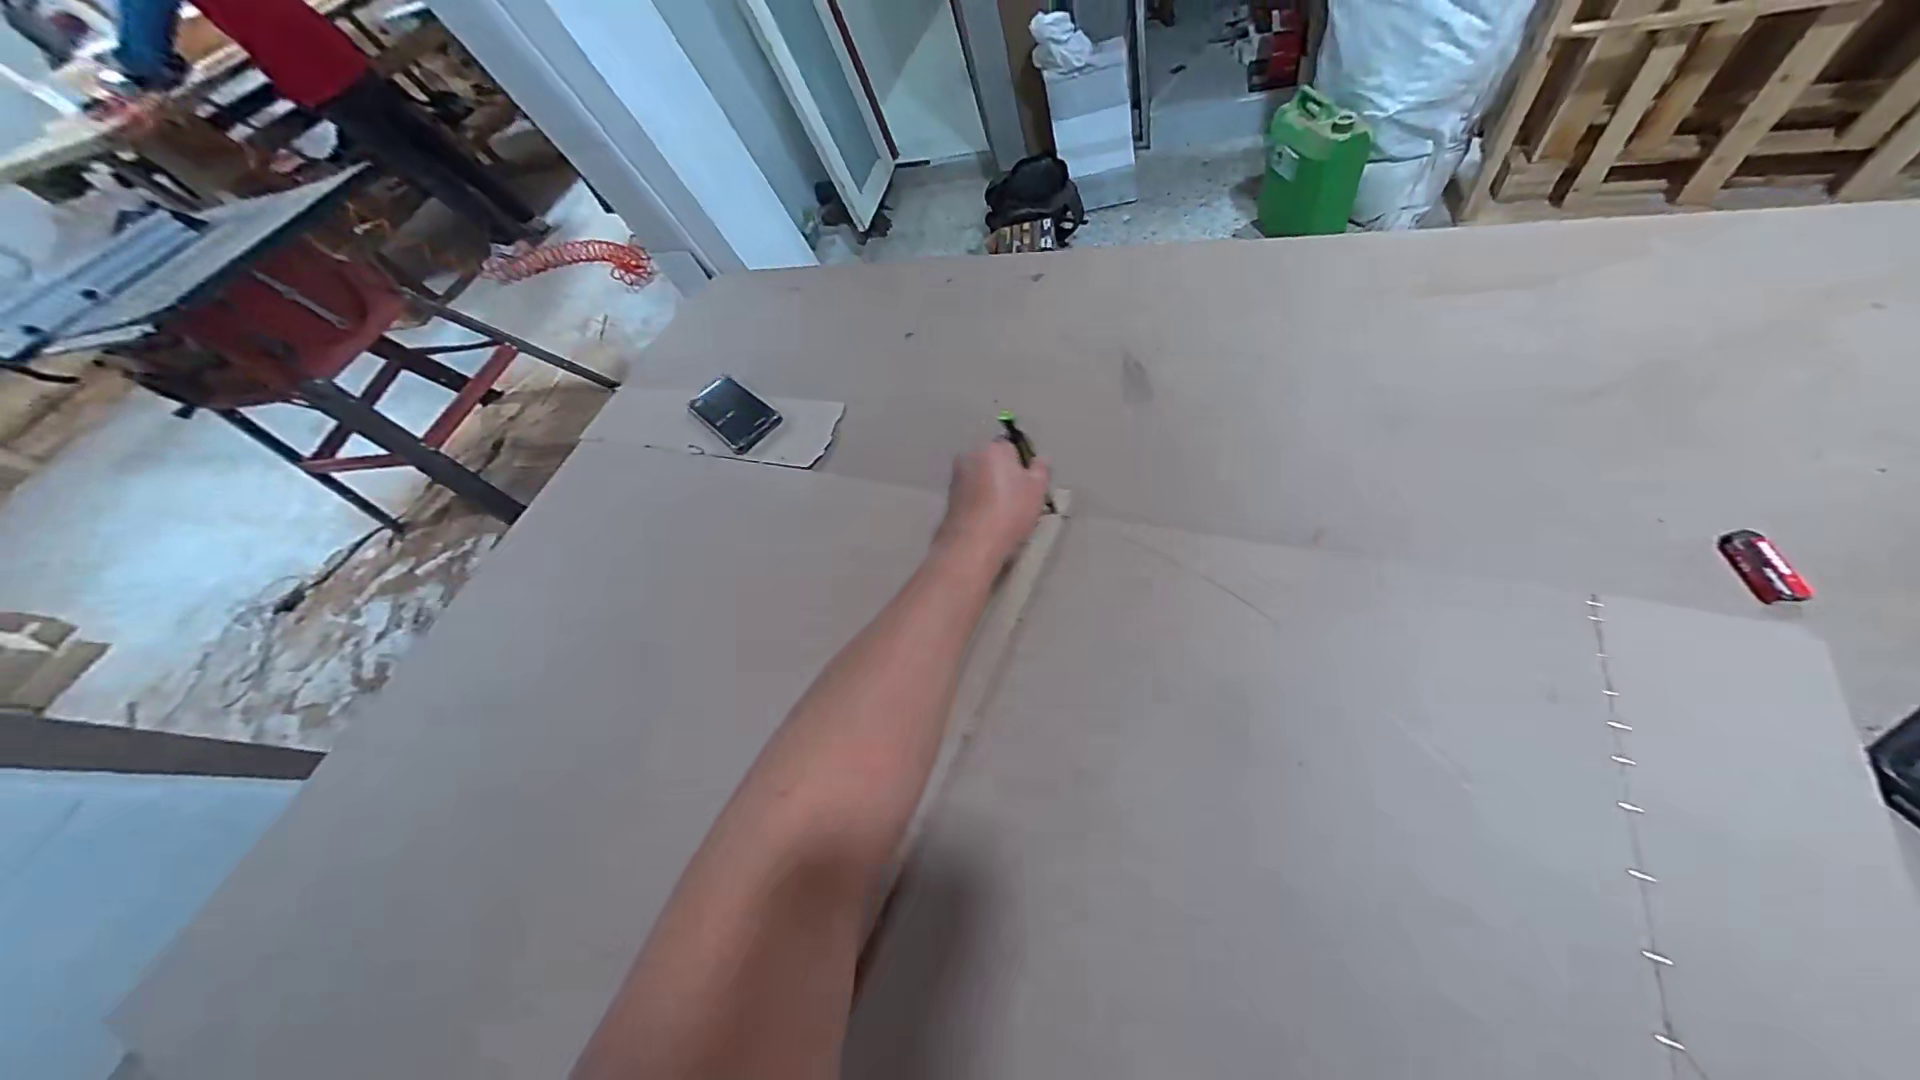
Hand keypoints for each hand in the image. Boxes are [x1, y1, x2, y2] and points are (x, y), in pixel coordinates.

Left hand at [932, 440, 1051, 567]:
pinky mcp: (948, 496)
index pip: (1011, 446)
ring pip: (980, 477)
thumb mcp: (1037, 490)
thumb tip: (1040, 459)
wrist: (972, 542)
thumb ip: (1041, 469)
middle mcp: (970, 455)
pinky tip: (986, 519)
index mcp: (993, 448)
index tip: (1028, 485)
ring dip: (990, 488)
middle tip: (1017, 500)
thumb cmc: (1010, 511)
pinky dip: (978, 501)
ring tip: (1001, 513)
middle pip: (993, 461)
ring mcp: (956, 476)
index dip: (1022, 465)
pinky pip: (970, 493)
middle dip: (1004, 474)